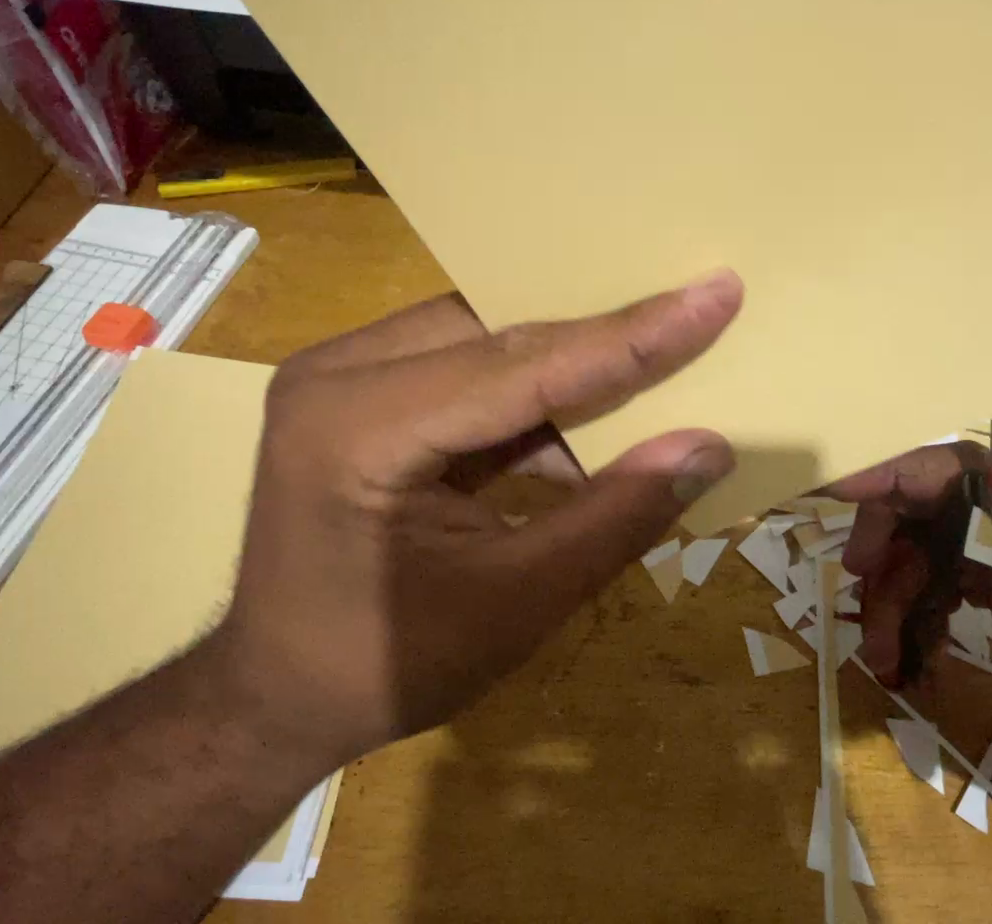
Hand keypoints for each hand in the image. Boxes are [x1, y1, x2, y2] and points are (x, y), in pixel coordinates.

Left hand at [208, 272, 743, 763]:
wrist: (274, 696)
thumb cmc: (388, 666)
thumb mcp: (517, 603)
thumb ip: (616, 516)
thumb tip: (710, 447)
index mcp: (359, 429)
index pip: (522, 365)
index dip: (631, 338)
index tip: (716, 296)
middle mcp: (339, 374)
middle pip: (503, 335)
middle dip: (605, 337)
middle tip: (700, 315)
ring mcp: (341, 376)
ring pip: (488, 339)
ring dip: (570, 364)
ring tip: (660, 365)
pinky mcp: (358, 393)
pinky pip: (466, 367)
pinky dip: (533, 393)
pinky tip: (590, 416)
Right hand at [829, 443, 991, 872]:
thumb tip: (924, 666)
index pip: (969, 478)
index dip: (900, 474)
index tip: (838, 491)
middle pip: (940, 509)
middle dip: (888, 553)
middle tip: (864, 619)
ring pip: (942, 547)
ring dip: (900, 593)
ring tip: (886, 662)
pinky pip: (960, 580)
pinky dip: (926, 609)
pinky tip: (915, 658)